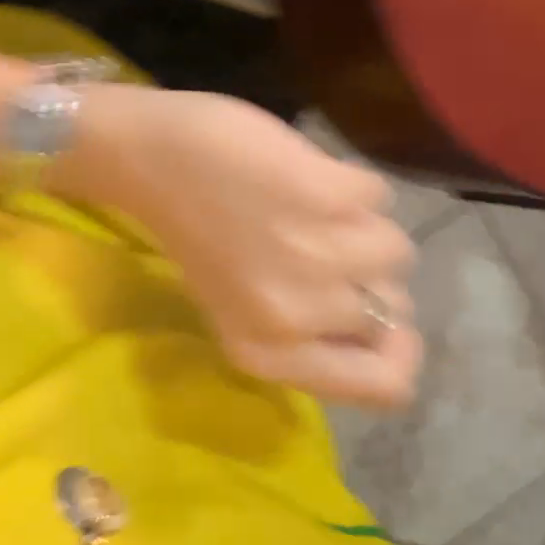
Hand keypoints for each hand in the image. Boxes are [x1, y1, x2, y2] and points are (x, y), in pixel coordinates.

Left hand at [62, 86, 421, 408]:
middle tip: (315, 241)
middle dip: (364, 274)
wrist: (148, 158)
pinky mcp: (327, 196)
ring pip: (395, 249)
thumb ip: (306, 331)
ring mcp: (315, 256)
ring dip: (359, 223)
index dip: (396, 352)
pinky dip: (346, 179)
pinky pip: (377, 194)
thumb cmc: (189, 227)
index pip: (386, 387)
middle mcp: (295, 316)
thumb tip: (392, 327)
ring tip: (304, 206)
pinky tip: (299, 174)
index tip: (380, 318)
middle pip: (393, 308)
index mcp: (268, 352)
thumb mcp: (237, 305)